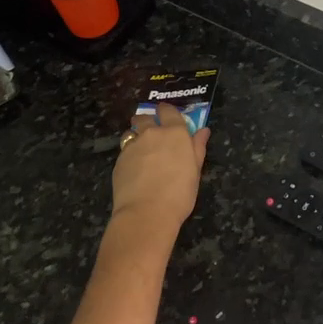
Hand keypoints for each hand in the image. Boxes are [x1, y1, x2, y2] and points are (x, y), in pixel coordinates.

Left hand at [110, 103, 209, 237]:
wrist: (147, 213)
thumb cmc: (179, 193)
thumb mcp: (195, 171)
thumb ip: (198, 147)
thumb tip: (203, 130)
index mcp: (174, 133)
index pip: (168, 111)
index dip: (166, 110)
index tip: (166, 113)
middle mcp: (152, 133)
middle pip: (144, 118)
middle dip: (146, 121)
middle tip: (151, 132)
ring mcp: (133, 146)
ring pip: (131, 133)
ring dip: (135, 136)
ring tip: (140, 151)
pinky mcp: (119, 160)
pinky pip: (124, 151)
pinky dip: (129, 155)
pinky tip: (134, 171)